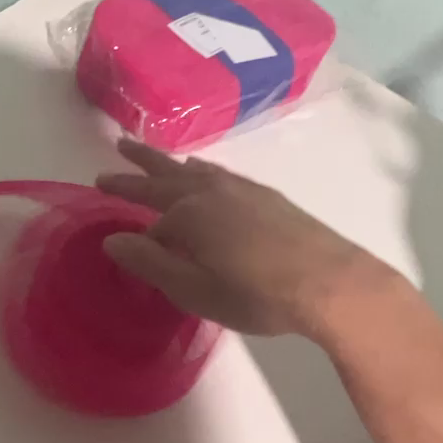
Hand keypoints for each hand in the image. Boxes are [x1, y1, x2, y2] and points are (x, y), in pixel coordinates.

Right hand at [96, 138, 392, 336]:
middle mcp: (211, 192)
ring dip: (168, 162)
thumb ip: (150, 263)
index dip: (137, 239)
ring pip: (194, 170)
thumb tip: (110, 239)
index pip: (149, 222)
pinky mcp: (267, 196)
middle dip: (138, 165)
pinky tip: (205, 174)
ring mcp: (242, 190)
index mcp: (188, 215)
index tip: (119, 243)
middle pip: (165, 175)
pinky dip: (201, 170)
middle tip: (116, 147)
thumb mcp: (194, 289)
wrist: (331, 284)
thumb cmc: (256, 294)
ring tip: (152, 154)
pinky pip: (220, 174)